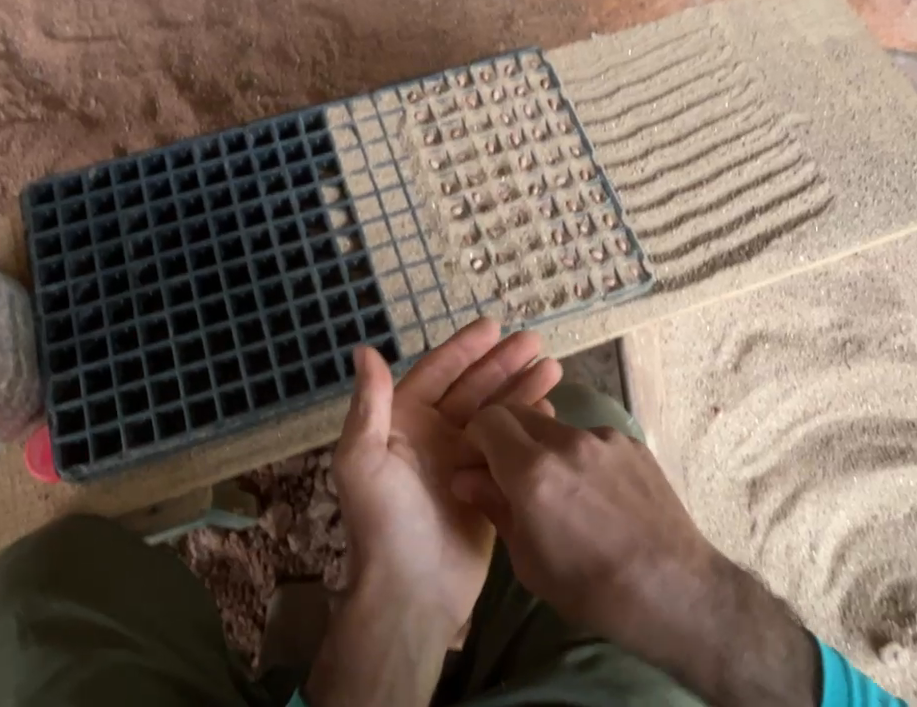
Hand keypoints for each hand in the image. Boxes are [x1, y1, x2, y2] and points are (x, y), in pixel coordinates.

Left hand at [306, 319, 561, 706]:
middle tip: (535, 341)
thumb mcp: (363, 460)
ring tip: (553, 365)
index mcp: (402, 423)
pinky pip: (509, 446)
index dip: (464, 349)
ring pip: (495, 414)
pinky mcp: (486, 486)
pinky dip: (527, 426)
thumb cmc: (385, 522)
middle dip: (502, 363)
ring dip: (520, 388)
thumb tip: (364, 348)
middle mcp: (432, 436)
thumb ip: (368, 405)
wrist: (412, 591)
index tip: (493, 326)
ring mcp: (461, 460)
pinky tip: (552, 409)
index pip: (436, 374)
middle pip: (472, 388)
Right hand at [453, 405, 820, 706]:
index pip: (486, 420)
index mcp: (532, 471)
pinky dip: (580, 456)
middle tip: (511, 472)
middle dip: (506, 435)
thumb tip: (466, 478)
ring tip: (562, 489)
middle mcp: (565, 441)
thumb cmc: (590, 589)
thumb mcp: (528, 559)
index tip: (479, 463)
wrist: (676, 591)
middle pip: (518, 413)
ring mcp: (603, 438)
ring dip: (544, 447)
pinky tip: (597, 494)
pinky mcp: (631, 443)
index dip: (475, 438)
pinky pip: (591, 438)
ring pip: (556, 425)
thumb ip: (494, 507)